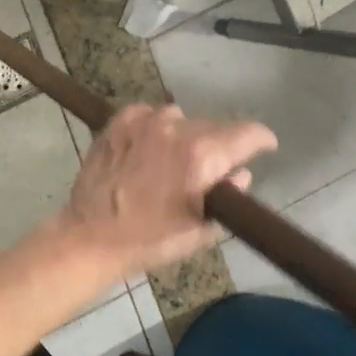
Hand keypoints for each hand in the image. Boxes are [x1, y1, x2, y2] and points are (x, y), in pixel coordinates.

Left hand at [57, 104, 276, 272]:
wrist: (91, 236)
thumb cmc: (151, 240)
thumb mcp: (201, 228)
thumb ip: (228, 196)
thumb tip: (238, 175)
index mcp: (201, 154)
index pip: (248, 132)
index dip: (261, 141)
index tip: (264, 148)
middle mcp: (174, 128)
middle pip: (213, 125)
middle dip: (220, 144)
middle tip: (210, 168)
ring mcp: (141, 122)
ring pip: (179, 118)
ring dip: (184, 134)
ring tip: (174, 159)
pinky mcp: (116, 124)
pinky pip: (147, 115)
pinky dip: (154, 127)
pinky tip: (148, 147)